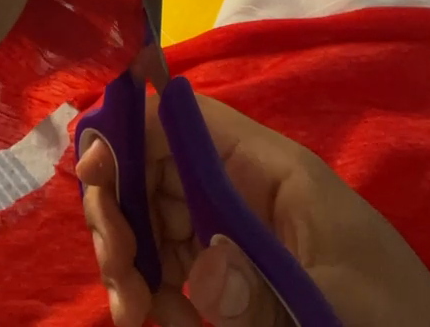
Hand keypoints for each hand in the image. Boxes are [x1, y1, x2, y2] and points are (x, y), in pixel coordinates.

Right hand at [79, 92, 429, 326]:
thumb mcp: (336, 312)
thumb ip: (262, 294)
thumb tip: (198, 268)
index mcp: (271, 172)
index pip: (183, 121)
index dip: (130, 131)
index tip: (93, 170)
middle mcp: (243, 193)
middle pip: (154, 171)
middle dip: (120, 209)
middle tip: (115, 264)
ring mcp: (234, 239)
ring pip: (152, 222)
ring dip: (128, 258)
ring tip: (132, 310)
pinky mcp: (231, 282)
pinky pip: (170, 270)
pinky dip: (149, 293)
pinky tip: (152, 319)